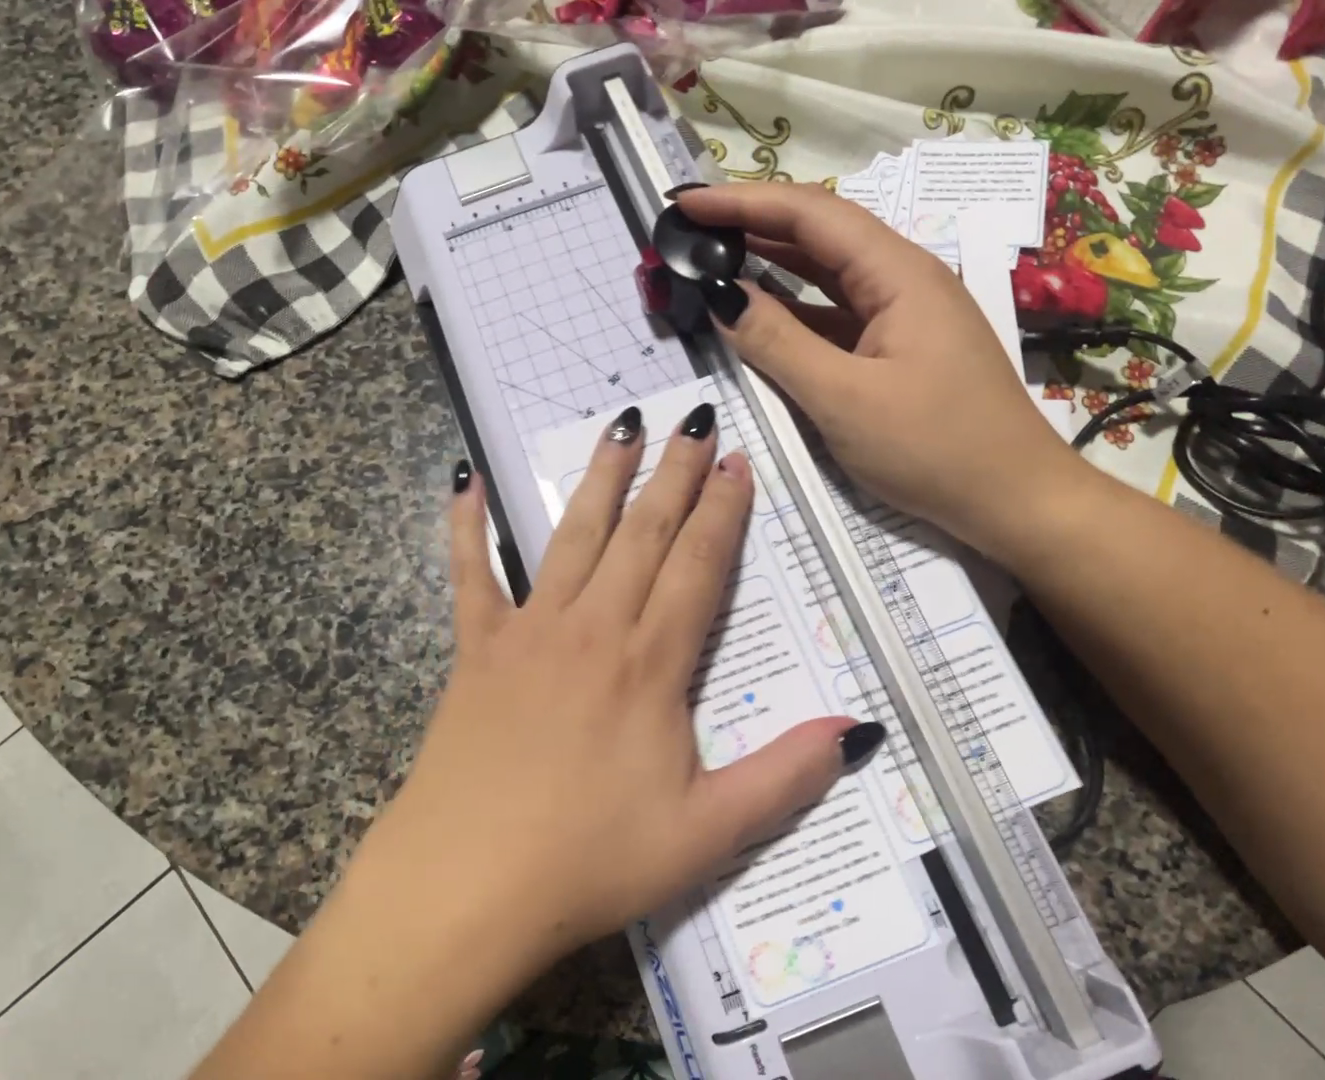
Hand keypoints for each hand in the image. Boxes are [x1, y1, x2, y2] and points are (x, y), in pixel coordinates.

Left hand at [372, 408, 877, 966]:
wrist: (468, 885)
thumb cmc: (591, 863)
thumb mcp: (708, 834)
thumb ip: (785, 777)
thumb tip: (859, 730)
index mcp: (650, 666)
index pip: (698, 568)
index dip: (723, 512)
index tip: (740, 461)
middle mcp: (592, 630)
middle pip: (642, 535)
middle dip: (674, 475)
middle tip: (694, 420)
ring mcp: (527, 633)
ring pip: (571, 537)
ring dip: (600, 478)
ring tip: (620, 426)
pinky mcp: (474, 652)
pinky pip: (470, 575)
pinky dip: (468, 527)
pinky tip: (465, 481)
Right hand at [678, 183, 1091, 558]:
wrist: (1012, 499)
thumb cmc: (934, 448)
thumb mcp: (843, 398)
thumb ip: (778, 343)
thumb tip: (721, 296)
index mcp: (898, 274)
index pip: (810, 214)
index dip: (743, 200)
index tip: (686, 203)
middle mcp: (903, 280)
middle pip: (819, 234)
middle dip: (751, 225)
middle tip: (688, 231)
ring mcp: (903, 316)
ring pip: (826, 276)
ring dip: (769, 265)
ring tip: (710, 261)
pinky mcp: (898, 350)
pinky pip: (836, 316)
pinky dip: (792, 311)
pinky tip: (758, 316)